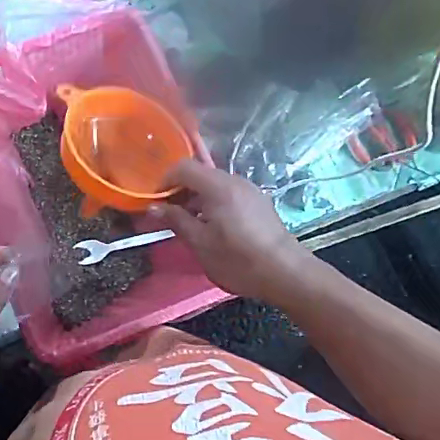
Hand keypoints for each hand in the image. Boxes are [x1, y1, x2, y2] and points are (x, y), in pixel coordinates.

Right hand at [147, 161, 318, 304]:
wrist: (286, 273)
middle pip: (200, 174)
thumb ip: (176, 220)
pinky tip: (212, 228)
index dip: (165, 181)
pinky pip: (228, 195)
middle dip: (180, 191)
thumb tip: (153, 207)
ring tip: (189, 225)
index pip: (184, 167)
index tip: (156, 203)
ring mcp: (250, 191)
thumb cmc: (238, 259)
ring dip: (197, 199)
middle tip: (168, 216)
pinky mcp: (259, 203)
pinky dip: (213, 204)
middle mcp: (235, 181)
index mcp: (218, 186)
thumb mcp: (200, 243)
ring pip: (215, 185)